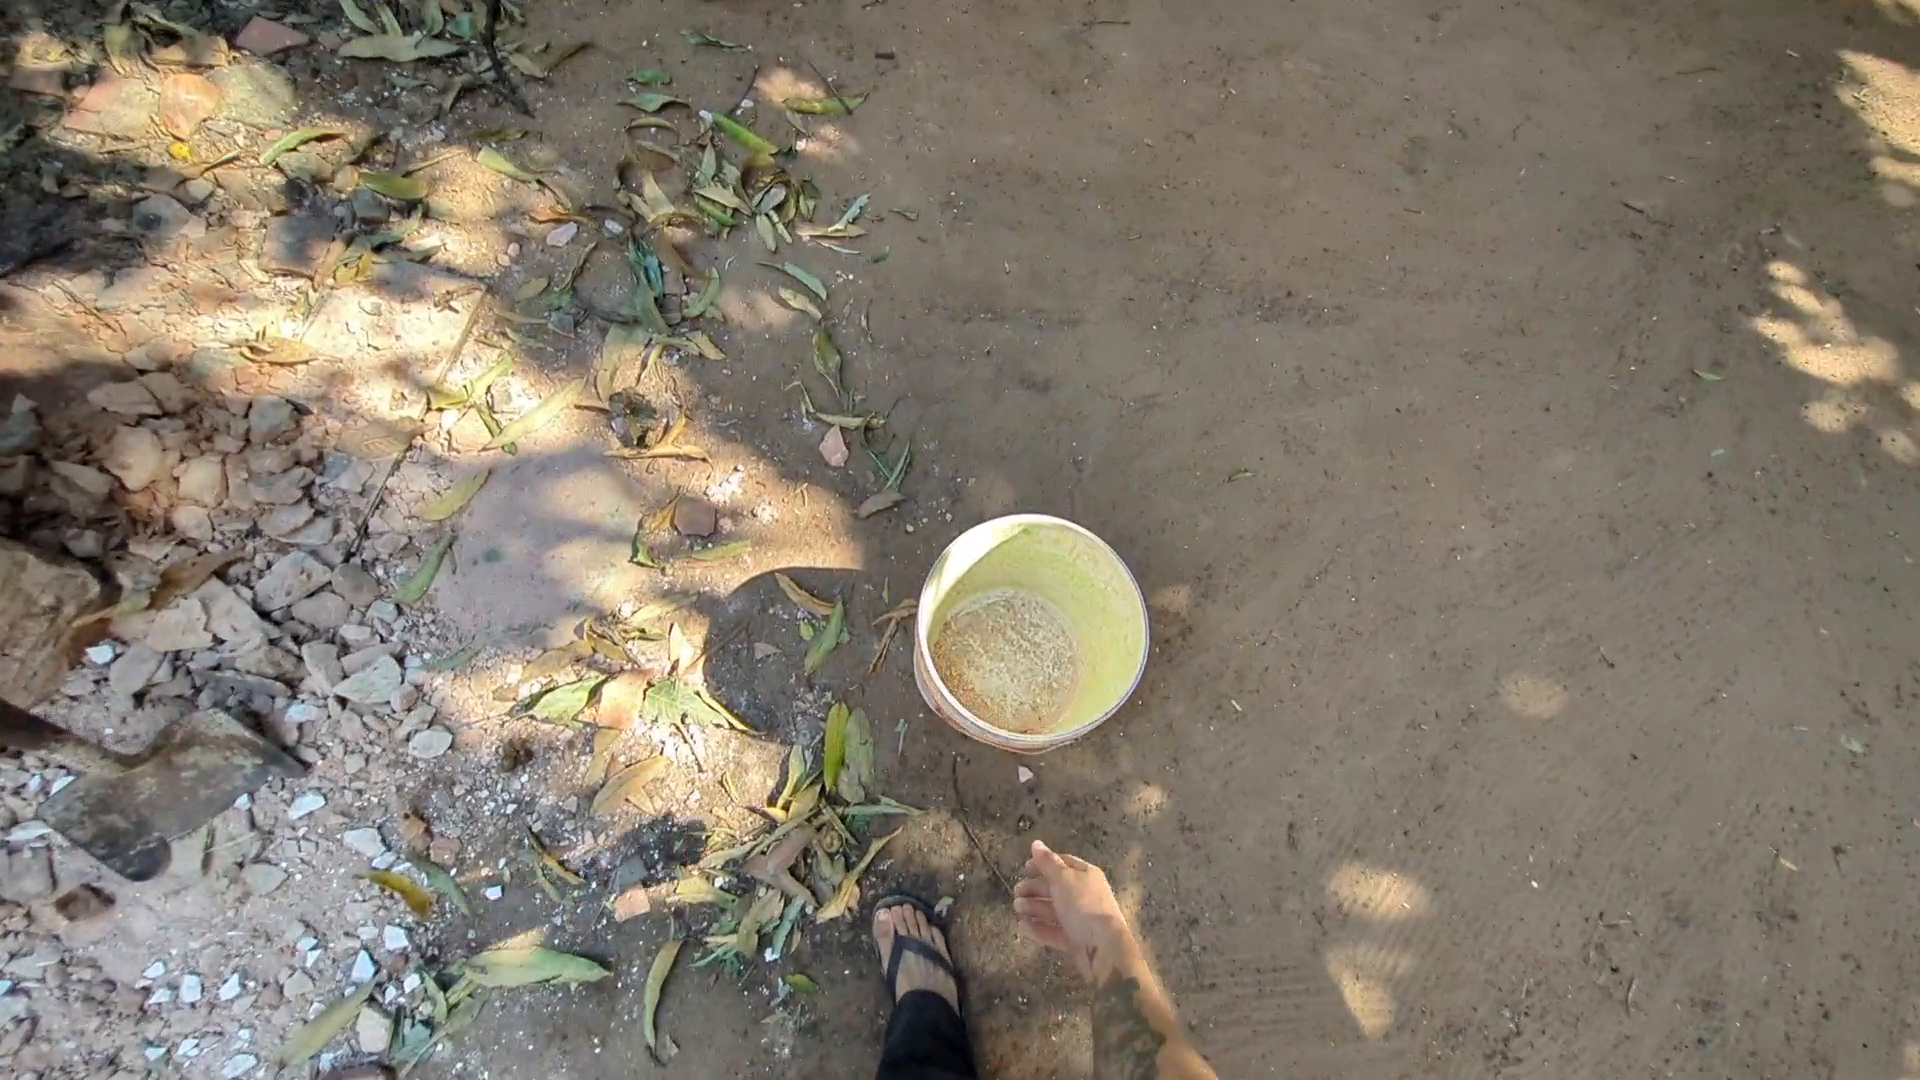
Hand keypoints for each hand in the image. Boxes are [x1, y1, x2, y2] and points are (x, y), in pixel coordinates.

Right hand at [1013, 839, 1133, 981]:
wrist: (1103, 947)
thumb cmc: (1083, 904)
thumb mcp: (1063, 878)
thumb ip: (1047, 862)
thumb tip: (1035, 843)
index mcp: (1086, 875)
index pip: (1063, 864)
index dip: (1044, 864)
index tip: (1025, 868)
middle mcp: (1084, 895)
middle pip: (1056, 888)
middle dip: (1035, 888)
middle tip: (1017, 891)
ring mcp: (1080, 919)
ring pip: (1053, 910)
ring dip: (1033, 907)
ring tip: (1017, 907)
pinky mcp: (1075, 940)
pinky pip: (1054, 931)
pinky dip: (1038, 928)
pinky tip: (1023, 926)